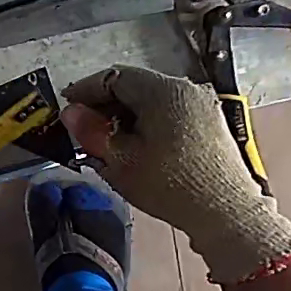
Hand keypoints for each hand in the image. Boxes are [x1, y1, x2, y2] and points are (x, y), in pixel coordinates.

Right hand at [61, 65, 290, 283]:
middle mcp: (185, 89)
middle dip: (104, 103)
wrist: (225, 213)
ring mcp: (201, 106)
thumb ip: (91, 130)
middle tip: (82, 125)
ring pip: (151, 100)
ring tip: (105, 138)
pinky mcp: (209, 124)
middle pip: (134, 86)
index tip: (65, 106)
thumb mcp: (120, 159)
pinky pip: (168, 113)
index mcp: (162, 90)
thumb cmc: (167, 183)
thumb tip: (70, 112)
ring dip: (124, 114)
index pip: (113, 77)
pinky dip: (146, 122)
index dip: (85, 89)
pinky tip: (135, 145)